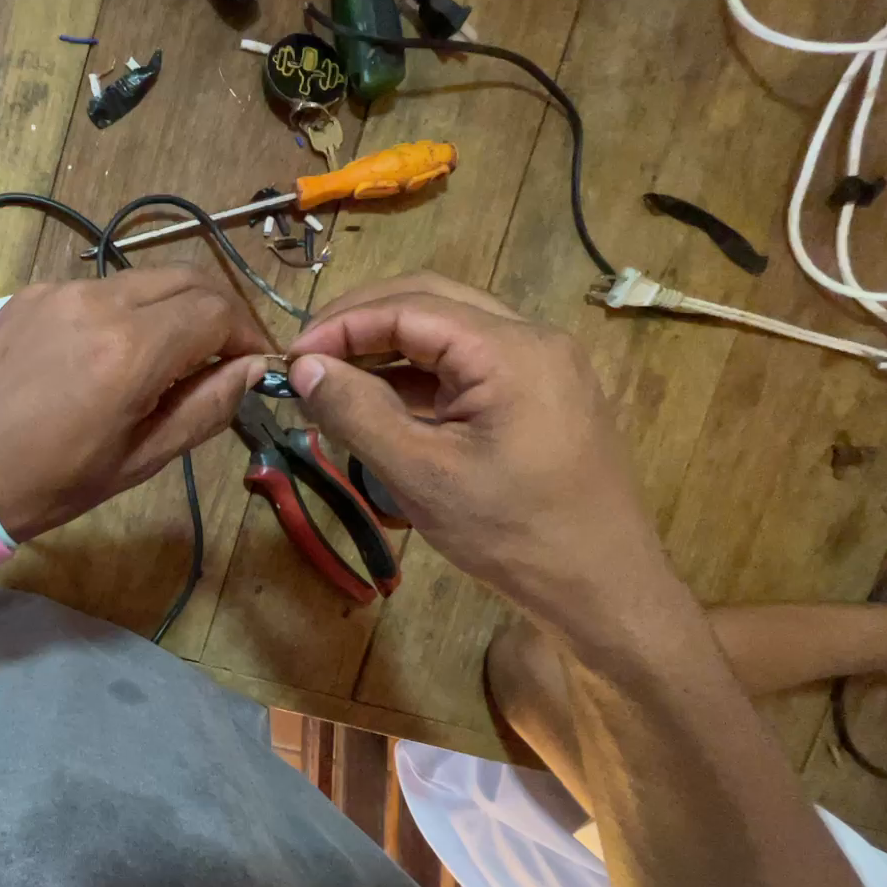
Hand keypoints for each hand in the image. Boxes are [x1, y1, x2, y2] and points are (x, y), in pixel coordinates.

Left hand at [0, 269, 269, 538]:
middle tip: (222, 356)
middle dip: (218, 312)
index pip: (217, 311)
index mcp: (131, 349)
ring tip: (166, 361)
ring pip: (142, 280)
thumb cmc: (46, 483)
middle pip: (188, 277)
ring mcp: (59, 291)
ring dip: (171, 310)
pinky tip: (110, 354)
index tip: (255, 365)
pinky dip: (124, 312)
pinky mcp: (30, 294)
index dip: (249, 334)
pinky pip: (98, 290)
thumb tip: (250, 370)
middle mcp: (98, 301)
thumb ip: (203, 409)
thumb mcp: (136, 461)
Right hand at [286, 273, 663, 620]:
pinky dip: (411, 374)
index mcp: (510, 350)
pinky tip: (374, 400)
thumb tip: (303, 368)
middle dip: (358, 321)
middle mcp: (530, 340)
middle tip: (305, 358)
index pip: (409, 308)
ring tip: (330, 378)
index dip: (340, 325)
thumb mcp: (420, 473)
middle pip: (430, 302)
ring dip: (383, 346)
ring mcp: (537, 366)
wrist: (597, 584)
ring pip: (445, 331)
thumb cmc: (509, 531)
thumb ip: (357, 412)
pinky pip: (461, 365)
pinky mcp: (533, 395)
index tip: (289, 360)